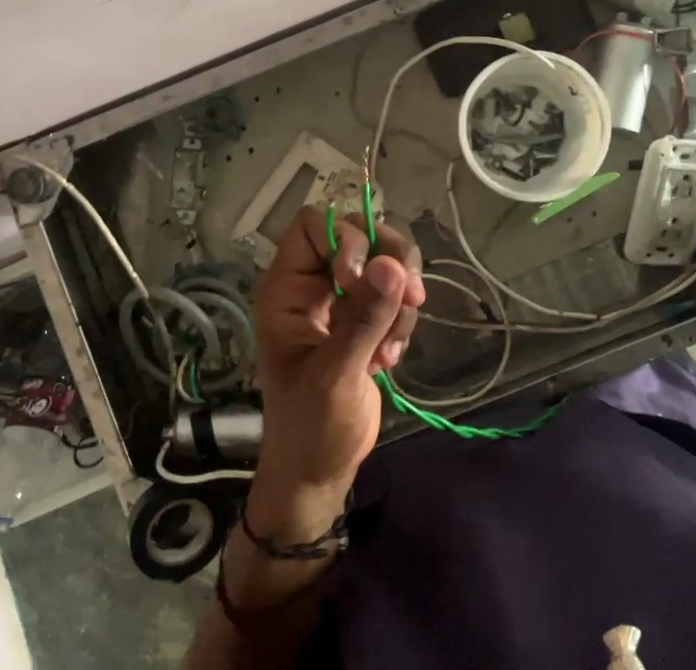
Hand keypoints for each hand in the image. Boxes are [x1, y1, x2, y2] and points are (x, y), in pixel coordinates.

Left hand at [249, 207, 423, 497]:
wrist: (320, 471)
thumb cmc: (311, 427)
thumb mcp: (335, 375)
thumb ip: (362, 319)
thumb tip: (392, 265)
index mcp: (285, 289)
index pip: (312, 225)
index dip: (343, 239)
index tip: (358, 279)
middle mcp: (311, 286)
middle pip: (358, 234)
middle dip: (390, 263)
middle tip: (411, 299)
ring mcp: (339, 302)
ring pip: (383, 263)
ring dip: (399, 299)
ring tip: (389, 348)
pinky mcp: (363, 321)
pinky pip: (393, 295)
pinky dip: (400, 321)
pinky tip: (388, 360)